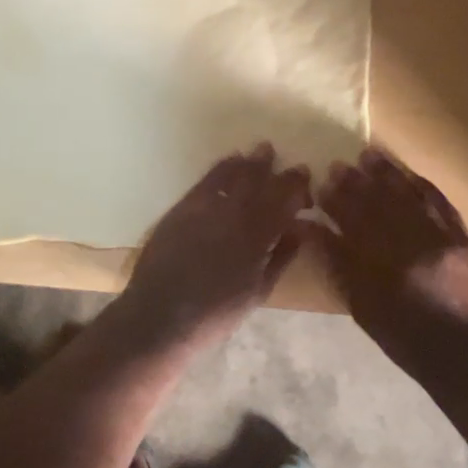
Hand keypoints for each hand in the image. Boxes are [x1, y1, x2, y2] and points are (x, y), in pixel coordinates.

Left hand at [119, 143, 310, 349]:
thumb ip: (281, 256)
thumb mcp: (258, 292)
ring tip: (263, 151)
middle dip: (278, 172)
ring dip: (252, 163)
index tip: (306, 178)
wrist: (162, 316)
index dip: (298, 187)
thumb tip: (299, 229)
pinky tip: (232, 160)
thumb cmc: (216, 314)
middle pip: (262, 184)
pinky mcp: (183, 207)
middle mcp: (235, 217)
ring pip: (235, 177)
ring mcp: (207, 209)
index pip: (285, 202)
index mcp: (259, 239)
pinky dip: (223, 167)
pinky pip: (208, 180)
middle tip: (290, 163)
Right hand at [319, 147, 467, 371]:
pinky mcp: (464, 240)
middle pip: (379, 205)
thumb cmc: (405, 338)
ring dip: (388, 175)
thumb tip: (312, 230)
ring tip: (369, 155)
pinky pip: (443, 205)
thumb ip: (337, 265)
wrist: (465, 356)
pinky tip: (410, 174)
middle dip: (357, 183)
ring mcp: (441, 240)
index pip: (353, 223)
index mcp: (382, 267)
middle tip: (339, 164)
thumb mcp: (362, 307)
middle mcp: (411, 247)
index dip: (336, 201)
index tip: (321, 182)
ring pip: (409, 198)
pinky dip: (424, 187)